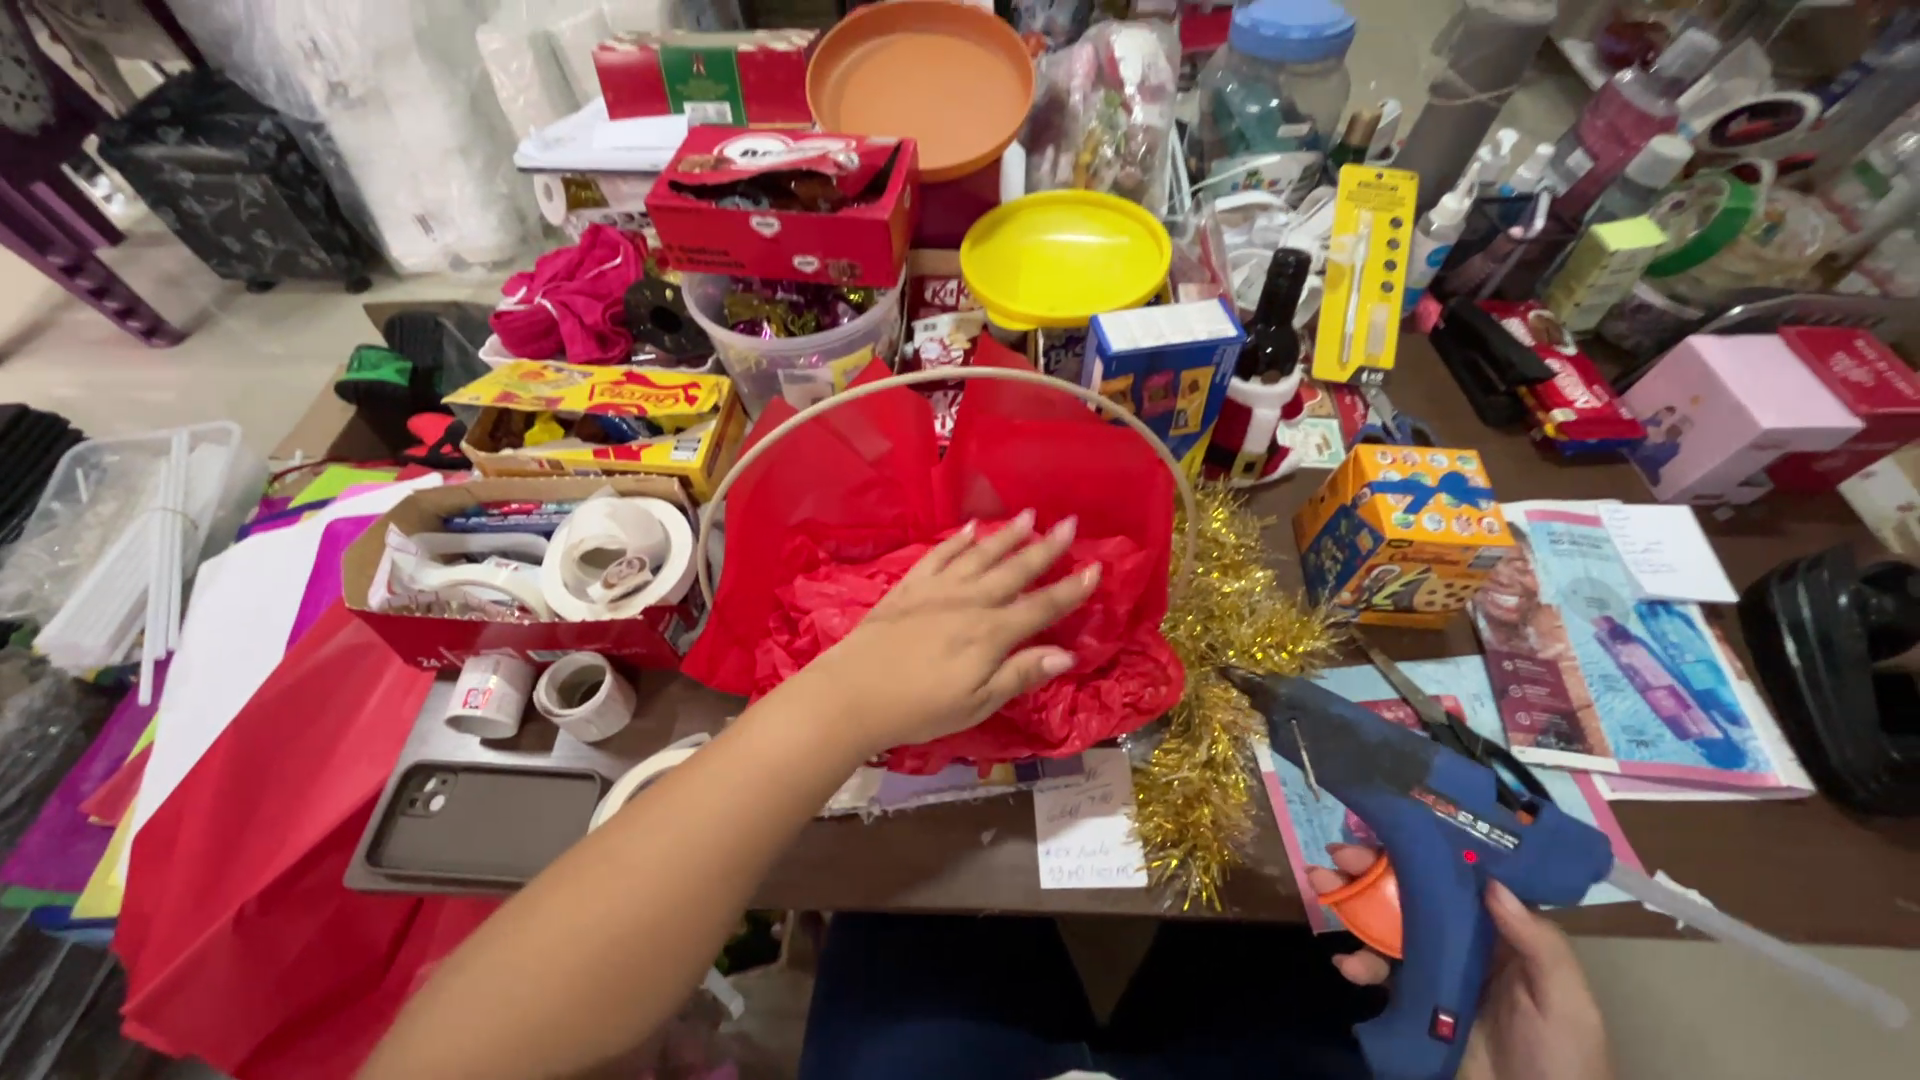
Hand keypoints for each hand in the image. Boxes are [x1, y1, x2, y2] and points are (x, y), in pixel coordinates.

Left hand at [789, 510, 1099, 755]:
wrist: (853, 693)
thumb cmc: (919, 708)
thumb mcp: (977, 703)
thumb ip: (1020, 674)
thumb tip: (1067, 654)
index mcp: (992, 633)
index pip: (1042, 607)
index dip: (1071, 589)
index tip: (1096, 568)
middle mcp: (970, 601)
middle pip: (1015, 570)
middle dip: (1046, 547)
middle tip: (1070, 523)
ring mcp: (937, 590)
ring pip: (980, 555)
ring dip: (1006, 535)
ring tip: (1029, 516)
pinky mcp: (909, 586)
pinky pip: (939, 555)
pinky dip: (957, 540)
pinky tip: (970, 530)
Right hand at [1310, 845, 1612, 1079]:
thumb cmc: (1562, 1057)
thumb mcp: (1565, 1000)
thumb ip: (1537, 942)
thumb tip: (1490, 882)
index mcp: (1499, 933)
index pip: (1454, 881)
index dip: (1418, 854)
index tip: (1385, 834)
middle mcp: (1462, 943)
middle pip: (1410, 896)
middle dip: (1370, 871)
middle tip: (1337, 856)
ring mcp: (1434, 971)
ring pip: (1386, 926)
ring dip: (1351, 906)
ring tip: (1321, 887)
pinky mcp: (1412, 1001)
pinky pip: (1378, 972)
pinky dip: (1357, 963)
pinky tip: (1347, 965)